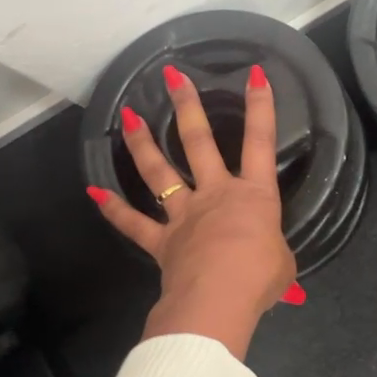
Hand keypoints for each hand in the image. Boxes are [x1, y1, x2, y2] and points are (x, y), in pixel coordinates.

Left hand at [88, 63, 295, 359]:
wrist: (218, 301)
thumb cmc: (259, 278)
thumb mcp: (283, 263)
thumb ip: (271, 249)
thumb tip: (267, 258)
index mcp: (254, 196)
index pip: (261, 142)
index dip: (261, 108)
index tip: (255, 75)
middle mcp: (216, 194)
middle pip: (199, 142)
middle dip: (187, 106)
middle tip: (172, 77)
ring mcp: (185, 215)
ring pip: (160, 172)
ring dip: (143, 143)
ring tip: (130, 115)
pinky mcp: (161, 241)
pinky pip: (134, 223)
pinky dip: (112, 209)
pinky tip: (93, 192)